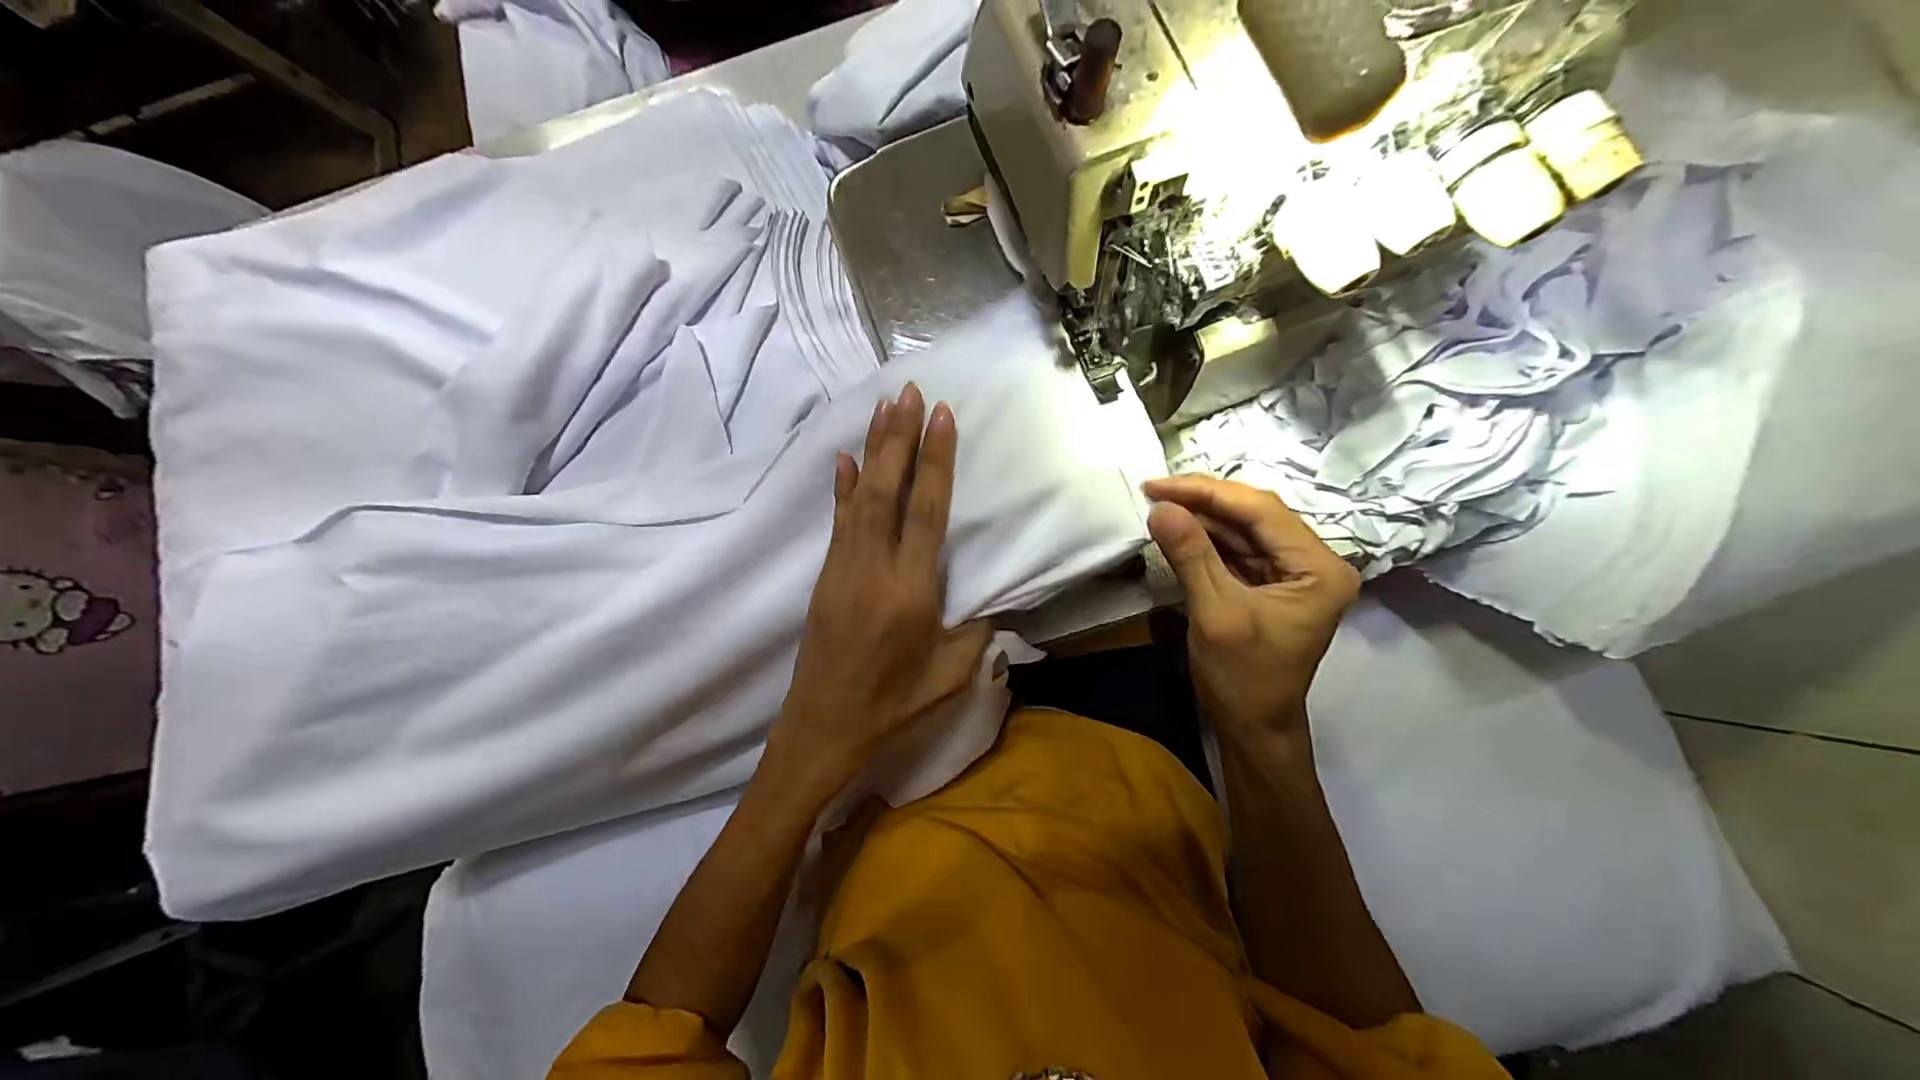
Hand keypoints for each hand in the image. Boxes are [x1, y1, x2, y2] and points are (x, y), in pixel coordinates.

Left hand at [756, 383, 993, 811]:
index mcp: (911, 591)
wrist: (822, 728)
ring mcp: (843, 569)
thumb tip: (993, 600)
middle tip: (908, 391)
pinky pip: (838, 522)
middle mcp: (874, 568)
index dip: (935, 460)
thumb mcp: (950, 677)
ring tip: (883, 407)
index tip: (940, 415)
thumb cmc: (893, 707)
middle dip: (899, 437)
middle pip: (888, 490)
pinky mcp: (825, 577)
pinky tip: (844, 460)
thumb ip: (977, 634)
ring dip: (873, 449)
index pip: (926, 511)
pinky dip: (843, 488)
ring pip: (860, 497)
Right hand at [1144, 475, 1359, 736]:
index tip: (1158, 484)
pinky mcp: (1270, 583)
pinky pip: (1237, 549)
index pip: (1262, 511)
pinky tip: (1177, 528)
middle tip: (1154, 491)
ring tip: (1159, 505)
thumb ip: (1191, 555)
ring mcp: (1293, 572)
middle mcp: (1314, 562)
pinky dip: (1205, 539)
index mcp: (1319, 569)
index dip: (1208, 493)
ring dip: (1201, 518)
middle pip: (1255, 515)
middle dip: (1203, 501)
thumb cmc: (1243, 678)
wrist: (1252, 728)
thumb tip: (1160, 508)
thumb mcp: (1216, 613)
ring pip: (1243, 529)